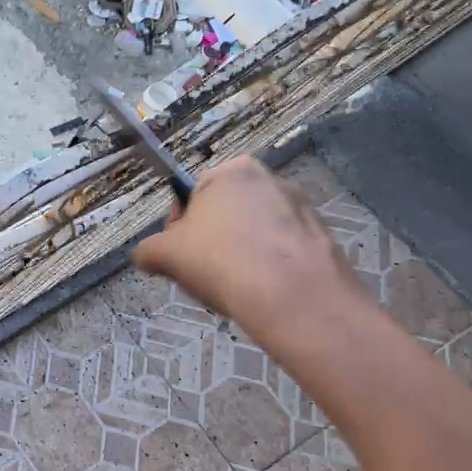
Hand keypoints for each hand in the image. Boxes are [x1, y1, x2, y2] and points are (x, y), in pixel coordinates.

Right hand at [132, 156, 364, 336]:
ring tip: (233, 285)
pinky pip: (282, 250)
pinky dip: (268, 267)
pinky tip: (260, 291)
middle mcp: (271, 180)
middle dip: (212, 239)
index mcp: (232, 172)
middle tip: (203, 270)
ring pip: (254, 233)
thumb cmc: (220, 261)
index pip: (192, 194)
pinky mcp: (324, 238)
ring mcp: (303, 208)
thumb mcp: (162, 254)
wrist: (293, 298)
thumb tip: (148, 256)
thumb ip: (147, 250)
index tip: (180, 251)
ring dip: (240, 254)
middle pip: (226, 212)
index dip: (180, 225)